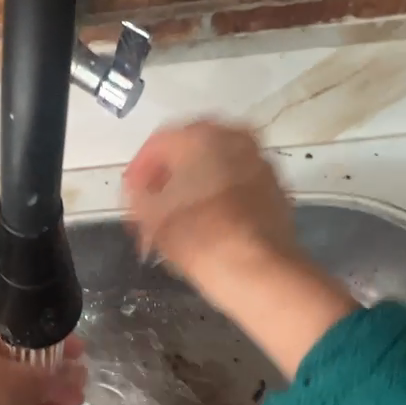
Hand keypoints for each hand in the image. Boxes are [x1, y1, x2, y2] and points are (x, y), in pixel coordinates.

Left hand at [0, 319, 86, 404]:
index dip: (56, 342)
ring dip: (45, 396)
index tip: (81, 354)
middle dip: (54, 377)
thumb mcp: (29, 385)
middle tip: (80, 386)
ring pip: (14, 385)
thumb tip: (80, 373)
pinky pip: (2, 404)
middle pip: (21, 360)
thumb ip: (59, 377)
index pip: (23, 330)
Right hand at [123, 121, 296, 287]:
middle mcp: (232, 138)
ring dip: (194, 183)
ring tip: (179, 213)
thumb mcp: (150, 217)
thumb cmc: (198, 238)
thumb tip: (140, 191)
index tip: (131, 193)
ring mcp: (258, 160)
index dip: (138, 170)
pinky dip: (219, 193)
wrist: (257, 268)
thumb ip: (137, 195)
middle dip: (168, 174)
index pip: (157, 143)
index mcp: (199, 136)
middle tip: (154, 200)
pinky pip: (236, 181)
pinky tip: (208, 219)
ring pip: (215, 164)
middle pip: (189, 150)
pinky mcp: (274, 186)